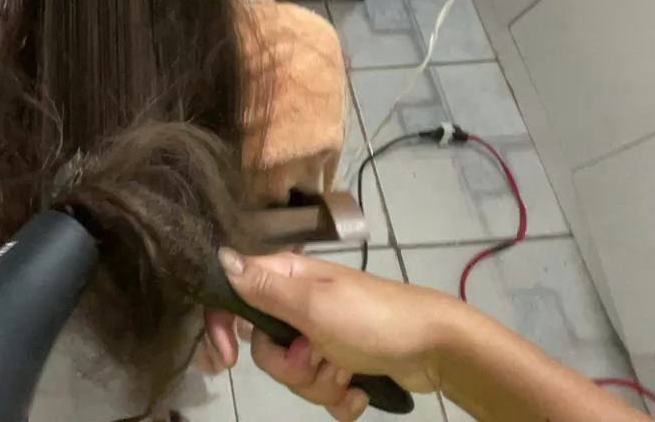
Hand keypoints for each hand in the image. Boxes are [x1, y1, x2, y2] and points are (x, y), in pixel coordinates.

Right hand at [202, 249, 466, 418]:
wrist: (434, 347)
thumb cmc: (370, 317)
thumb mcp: (313, 306)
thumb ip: (264, 289)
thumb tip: (219, 257)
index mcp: (285, 278)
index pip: (233, 293)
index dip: (220, 326)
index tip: (227, 361)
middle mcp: (297, 302)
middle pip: (262, 345)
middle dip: (288, 366)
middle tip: (315, 358)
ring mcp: (319, 332)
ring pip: (292, 372)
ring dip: (317, 384)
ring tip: (346, 374)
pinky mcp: (341, 360)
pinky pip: (320, 389)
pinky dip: (337, 396)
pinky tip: (358, 389)